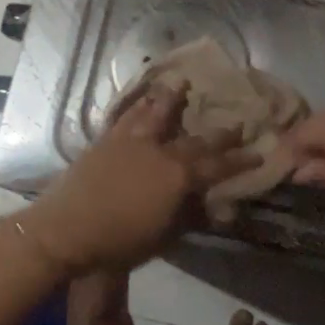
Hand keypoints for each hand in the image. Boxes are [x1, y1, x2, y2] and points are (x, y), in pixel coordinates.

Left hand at [18, 86, 256, 271]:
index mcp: (178, 176)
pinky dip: (136, 106)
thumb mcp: (163, 236)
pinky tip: (139, 100)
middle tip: (235, 121)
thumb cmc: (119, 242)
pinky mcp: (104, 140)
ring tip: (180, 82)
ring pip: (155, 113)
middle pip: (194, 139)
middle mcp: (158, 150)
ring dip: (170, 99)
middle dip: (218, 132)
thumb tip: (219, 209)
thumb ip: (192, 217)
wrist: (65, 229)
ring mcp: (129, 141)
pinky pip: (124, 117)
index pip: (217, 166)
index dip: (239, 160)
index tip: (258, 152)